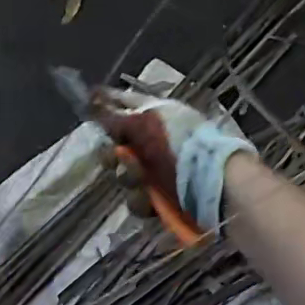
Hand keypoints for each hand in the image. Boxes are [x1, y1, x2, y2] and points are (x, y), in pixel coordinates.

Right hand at [91, 92, 257, 230]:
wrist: (215, 187)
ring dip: (128, 178)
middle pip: (119, 148)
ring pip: (126, 177)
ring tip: (139, 180)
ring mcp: (160, 172)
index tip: (88, 106)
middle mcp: (157, 142)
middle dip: (114, 156)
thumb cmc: (181, 148)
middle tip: (119, 158)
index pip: (124, 105)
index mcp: (157, 116)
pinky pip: (139, 201)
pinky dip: (141, 202)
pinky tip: (150, 202)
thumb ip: (117, 118)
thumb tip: (94, 102)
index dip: (105, 106)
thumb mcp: (147, 125)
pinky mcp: (164, 199)